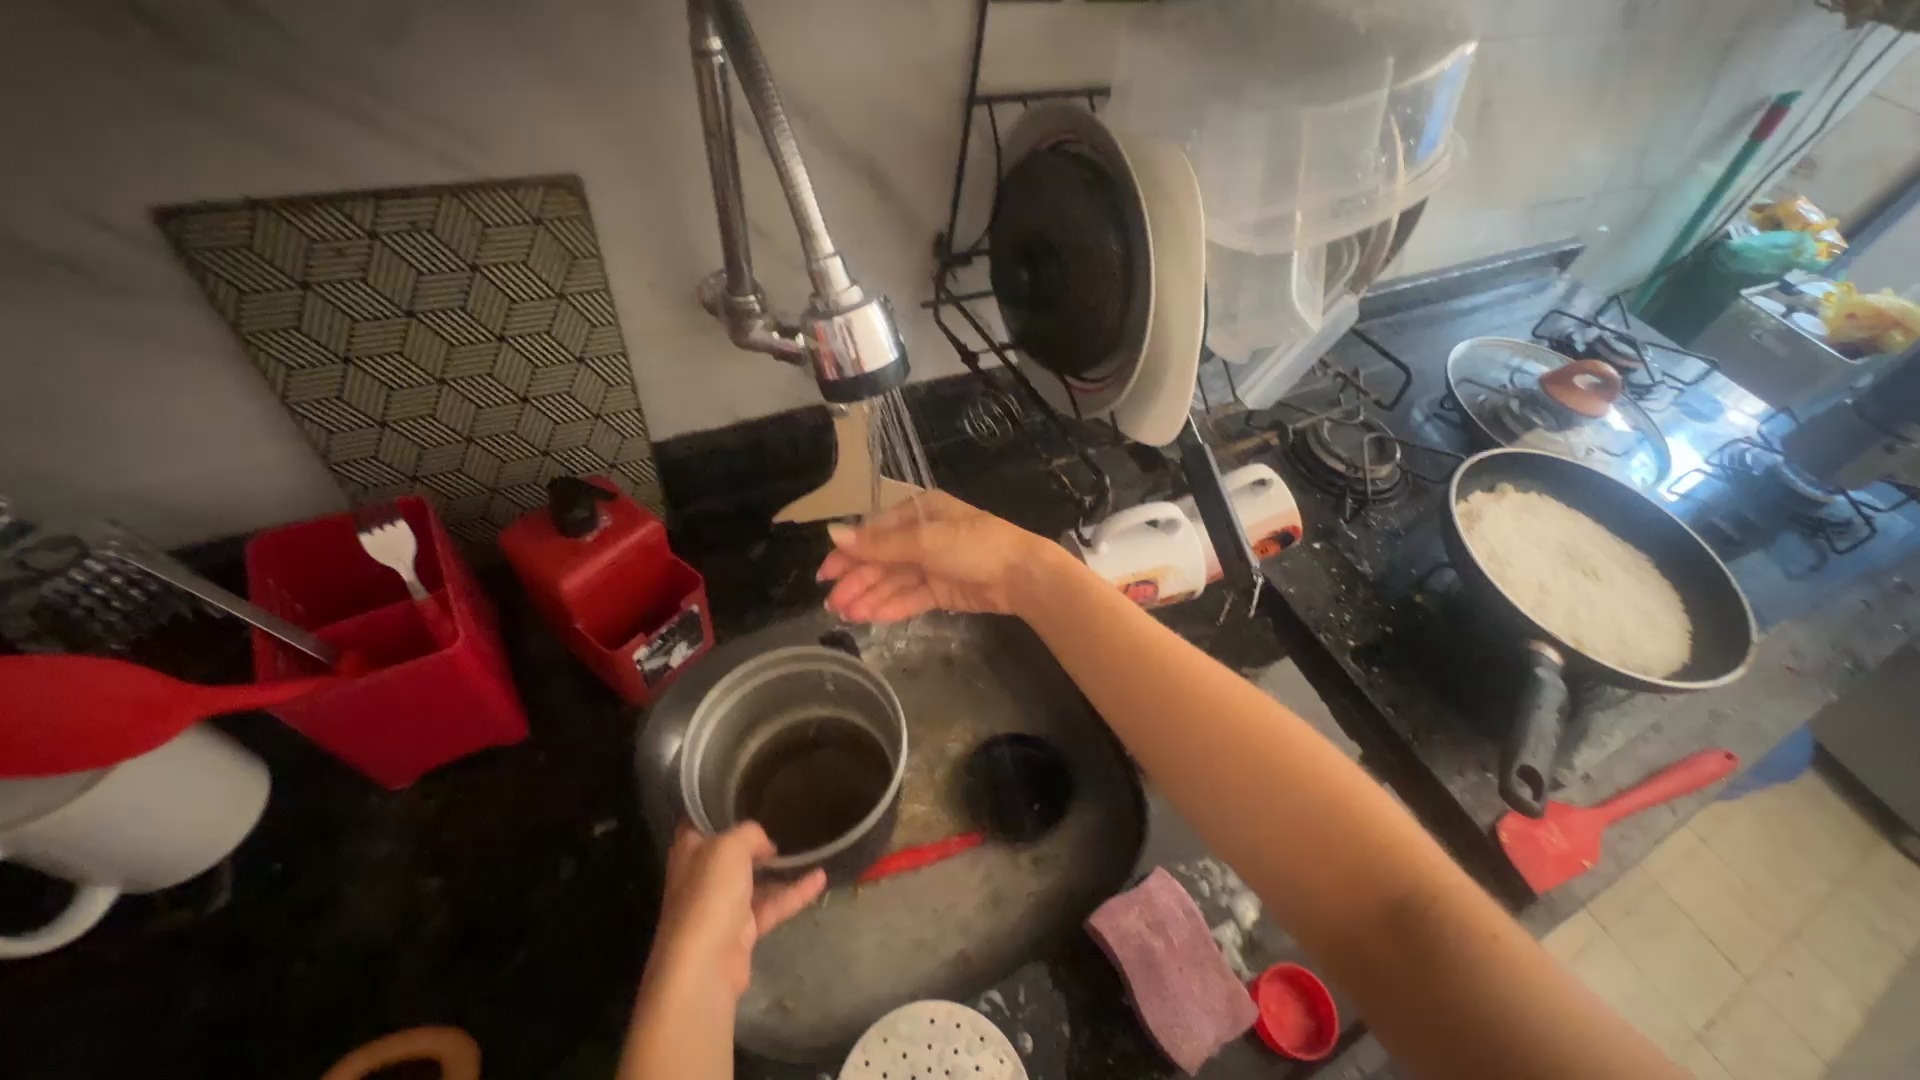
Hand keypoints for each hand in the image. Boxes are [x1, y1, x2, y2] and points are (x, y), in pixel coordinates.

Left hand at [644, 823, 826, 1001]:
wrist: (704, 965)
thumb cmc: (709, 894)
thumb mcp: (730, 847)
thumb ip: (750, 834)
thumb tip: (764, 845)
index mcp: (689, 852)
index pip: (700, 822)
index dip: (718, 809)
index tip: (745, 793)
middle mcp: (702, 876)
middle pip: (730, 852)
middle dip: (754, 839)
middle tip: (784, 817)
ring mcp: (722, 906)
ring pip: (754, 880)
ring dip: (780, 868)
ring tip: (811, 847)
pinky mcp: (742, 931)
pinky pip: (772, 905)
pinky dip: (794, 893)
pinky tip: (821, 879)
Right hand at [817, 492, 1061, 622]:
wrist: (1022, 576)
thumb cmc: (976, 545)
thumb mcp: (926, 540)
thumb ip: (880, 544)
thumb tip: (834, 535)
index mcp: (919, 512)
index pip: (875, 533)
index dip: (849, 554)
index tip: (825, 574)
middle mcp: (923, 536)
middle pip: (882, 560)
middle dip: (857, 581)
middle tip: (833, 604)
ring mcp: (933, 565)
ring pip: (893, 582)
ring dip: (870, 597)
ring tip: (848, 616)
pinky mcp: (942, 590)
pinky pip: (910, 597)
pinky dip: (891, 606)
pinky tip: (871, 617)